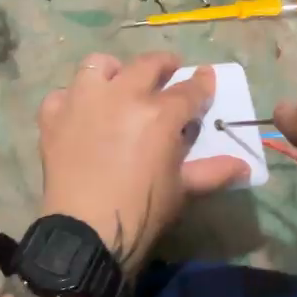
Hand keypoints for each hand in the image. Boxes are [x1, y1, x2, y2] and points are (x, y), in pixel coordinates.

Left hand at [37, 52, 248, 273]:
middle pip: (146, 65)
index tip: (205, 77)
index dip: (201, 83)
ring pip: (98, 65)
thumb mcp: (182, 191)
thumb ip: (212, 171)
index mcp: (159, 113)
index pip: (189, 90)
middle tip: (168, 71)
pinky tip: (79, 113)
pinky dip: (71, 99)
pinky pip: (62, 94)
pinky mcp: (53, 116)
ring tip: (117, 82)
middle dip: (163, 65)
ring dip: (112, 70)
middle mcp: (121, 95)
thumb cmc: (142, 212)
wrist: (86, 232)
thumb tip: (244, 166)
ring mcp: (82, 101)